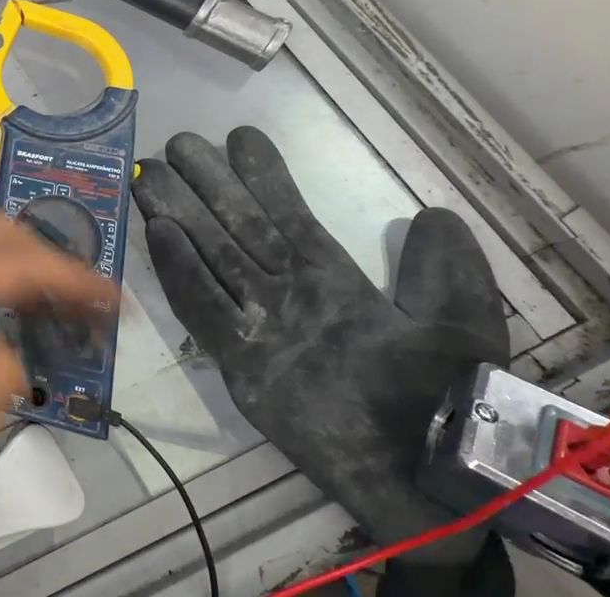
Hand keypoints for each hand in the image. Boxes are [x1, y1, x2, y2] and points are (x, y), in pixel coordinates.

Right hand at [132, 127, 510, 588]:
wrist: (428, 474)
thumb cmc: (447, 396)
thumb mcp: (461, 323)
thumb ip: (446, 269)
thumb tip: (434, 214)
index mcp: (333, 279)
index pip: (288, 214)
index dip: (264, 176)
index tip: (238, 136)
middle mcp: (287, 292)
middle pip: (236, 226)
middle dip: (205, 183)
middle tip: (174, 143)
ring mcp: (260, 323)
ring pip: (211, 255)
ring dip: (179, 213)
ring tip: (148, 173)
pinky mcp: (242, 361)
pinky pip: (204, 308)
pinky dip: (180, 272)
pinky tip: (157, 232)